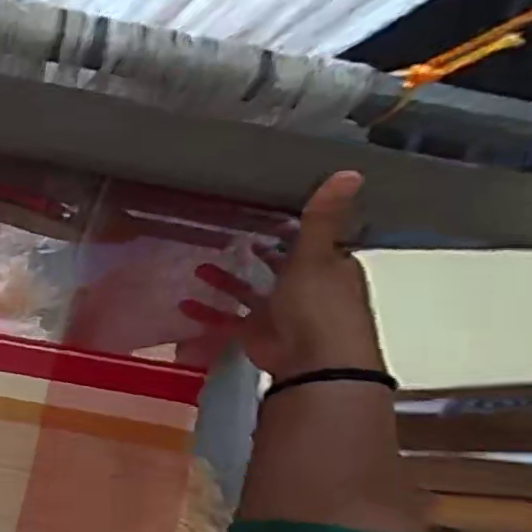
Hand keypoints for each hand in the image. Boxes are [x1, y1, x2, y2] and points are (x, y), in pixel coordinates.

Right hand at [180, 171, 384, 379]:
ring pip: (249, 291)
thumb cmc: (319, 304)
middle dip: (256, 253)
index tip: (262, 211)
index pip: (310, 240)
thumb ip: (322, 219)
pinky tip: (184, 304)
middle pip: (277, 265)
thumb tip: (348, 171)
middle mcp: (304, 286)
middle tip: (227, 234)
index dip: (290, 226)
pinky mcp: (254, 332)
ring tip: (198, 266)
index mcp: (328, 266)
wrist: (313, 360)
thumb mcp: (317, 257)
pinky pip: (227, 319)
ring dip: (226, 280)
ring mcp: (278, 311)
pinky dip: (207, 313)